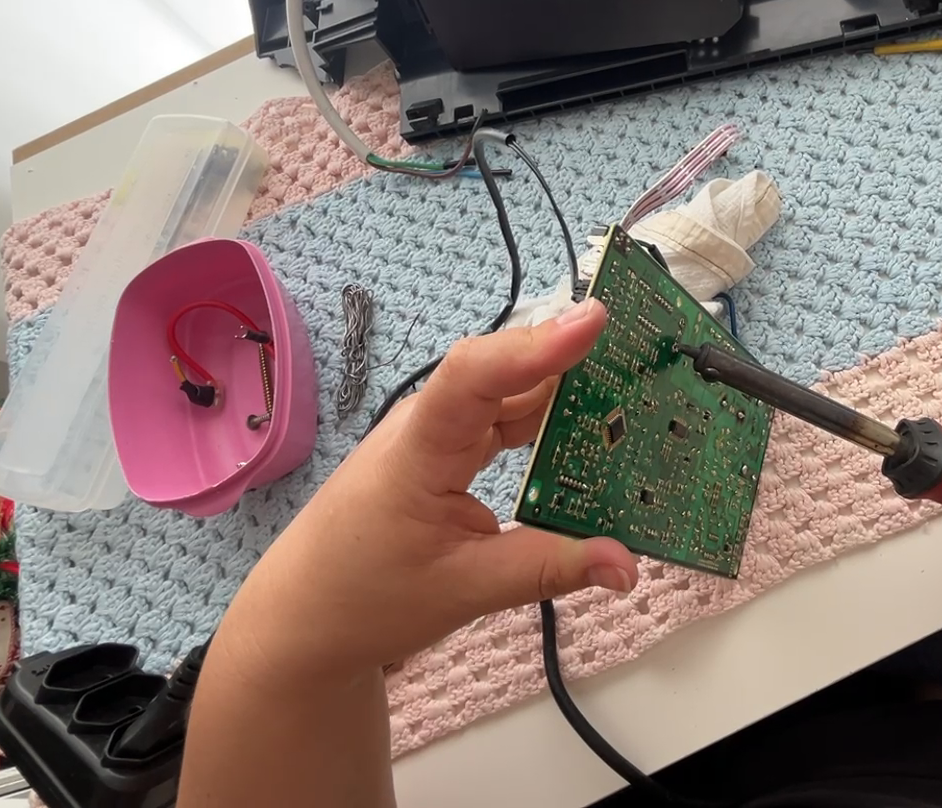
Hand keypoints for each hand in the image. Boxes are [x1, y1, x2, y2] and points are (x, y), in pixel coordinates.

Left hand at [215, 298, 637, 675]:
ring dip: (565, 385)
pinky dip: (549, 419)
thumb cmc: (365, 600)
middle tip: (639, 342)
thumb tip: (629, 566)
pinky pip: (507, 420)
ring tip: (630, 375)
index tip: (595, 321)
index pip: (473, 377)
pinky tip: (588, 425)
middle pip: (503, 371)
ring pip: (510, 393)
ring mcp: (442, 434)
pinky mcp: (451, 450)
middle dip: (568, 352)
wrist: (302, 619)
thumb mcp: (465, 589)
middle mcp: (431, 424)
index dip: (535, 345)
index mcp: (419, 449)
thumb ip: (550, 569)